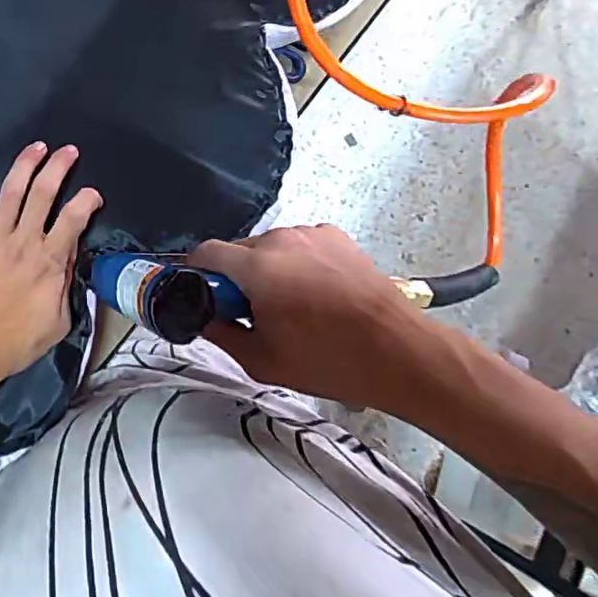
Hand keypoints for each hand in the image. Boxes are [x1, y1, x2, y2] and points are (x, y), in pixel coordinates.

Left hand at [0, 142, 103, 392]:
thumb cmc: (14, 342)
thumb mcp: (57, 321)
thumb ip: (66, 284)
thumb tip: (69, 257)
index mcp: (48, 260)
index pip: (75, 218)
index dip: (88, 200)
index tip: (93, 194)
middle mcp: (23, 240)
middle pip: (44, 193)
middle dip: (59, 167)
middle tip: (69, 151)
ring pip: (11, 190)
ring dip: (26, 163)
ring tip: (38, 146)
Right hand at [187, 225, 472, 417]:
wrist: (401, 352)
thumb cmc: (335, 359)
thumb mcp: (262, 360)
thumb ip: (220, 333)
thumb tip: (204, 319)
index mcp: (257, 267)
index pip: (205, 253)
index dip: (196, 274)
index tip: (205, 295)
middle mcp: (282, 240)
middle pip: (237, 251)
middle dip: (235, 278)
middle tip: (250, 313)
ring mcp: (311, 236)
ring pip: (269, 249)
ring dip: (267, 271)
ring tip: (290, 308)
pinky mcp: (335, 238)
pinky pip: (299, 247)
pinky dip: (296, 265)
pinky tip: (314, 296)